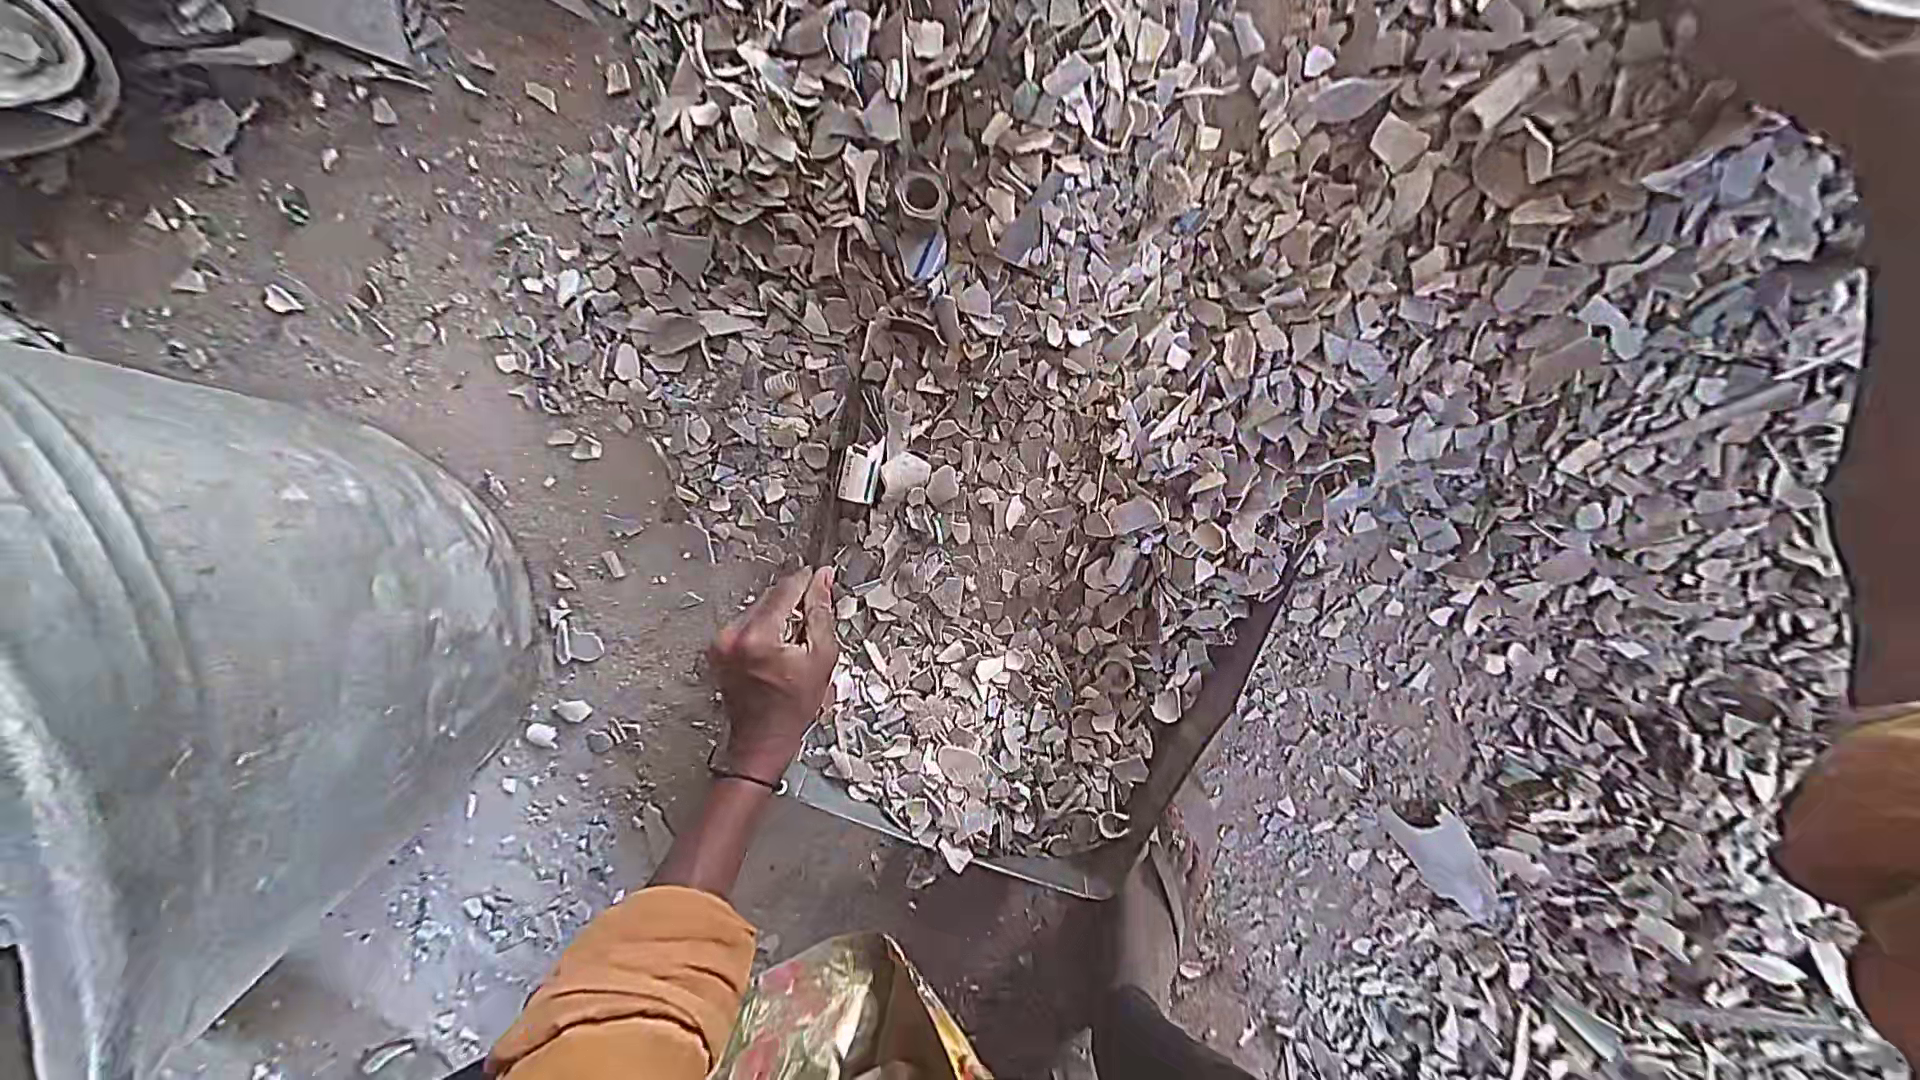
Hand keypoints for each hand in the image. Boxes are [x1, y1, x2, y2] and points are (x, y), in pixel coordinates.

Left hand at [709, 566, 837, 782]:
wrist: (763, 740)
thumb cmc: (792, 709)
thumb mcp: (822, 657)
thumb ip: (821, 613)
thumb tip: (822, 581)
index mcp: (758, 637)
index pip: (785, 590)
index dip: (807, 581)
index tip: (821, 578)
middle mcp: (733, 636)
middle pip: (770, 597)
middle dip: (794, 602)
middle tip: (811, 623)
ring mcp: (721, 643)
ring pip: (758, 608)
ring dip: (779, 615)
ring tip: (794, 644)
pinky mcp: (718, 649)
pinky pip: (747, 624)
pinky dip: (765, 628)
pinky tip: (778, 650)